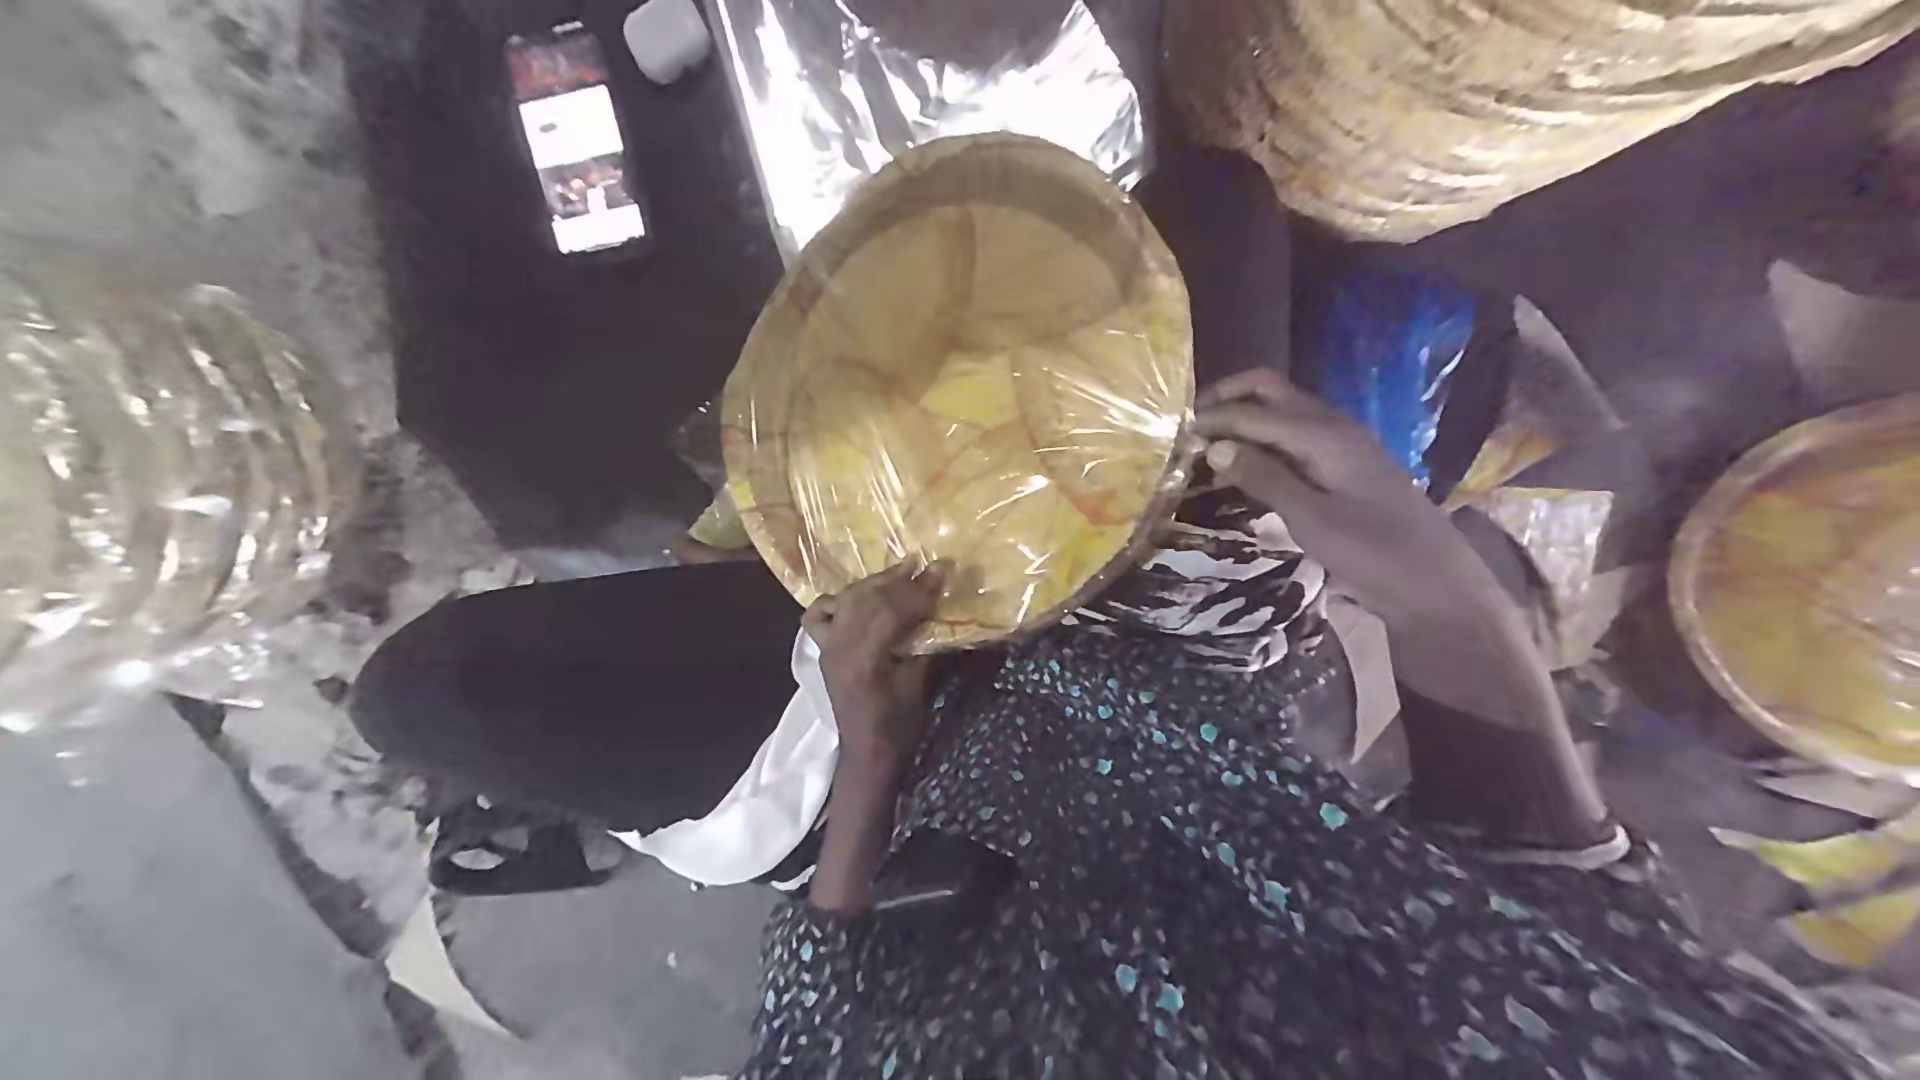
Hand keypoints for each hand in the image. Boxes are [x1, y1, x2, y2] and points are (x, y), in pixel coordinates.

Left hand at [803, 561, 946, 770]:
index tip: (941, 570)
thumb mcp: (918, 684)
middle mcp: (839, 649)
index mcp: (865, 661)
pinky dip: (837, 600)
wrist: (867, 754)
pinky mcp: (822, 651)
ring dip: (875, 582)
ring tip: (900, 569)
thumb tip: (937, 608)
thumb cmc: (899, 726)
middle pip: (868, 600)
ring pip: (847, 601)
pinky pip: (820, 615)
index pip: (891, 611)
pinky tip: (857, 595)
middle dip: (900, 580)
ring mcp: (826, 648)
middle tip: (925, 565)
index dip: (918, 589)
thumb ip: (922, 643)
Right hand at [1192, 369, 1503, 628]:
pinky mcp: (1340, 468)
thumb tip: (1213, 445)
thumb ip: (1262, 477)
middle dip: (1227, 399)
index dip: (1212, 419)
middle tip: (1189, 426)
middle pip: (1270, 392)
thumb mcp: (1310, 519)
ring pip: (1280, 413)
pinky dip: (1259, 443)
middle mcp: (1332, 428)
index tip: (1174, 435)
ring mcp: (1339, 446)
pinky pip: (1290, 440)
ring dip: (1242, 420)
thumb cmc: (1373, 553)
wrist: (1434, 586)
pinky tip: (1238, 470)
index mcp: (1324, 435)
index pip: (1254, 412)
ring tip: (1204, 448)